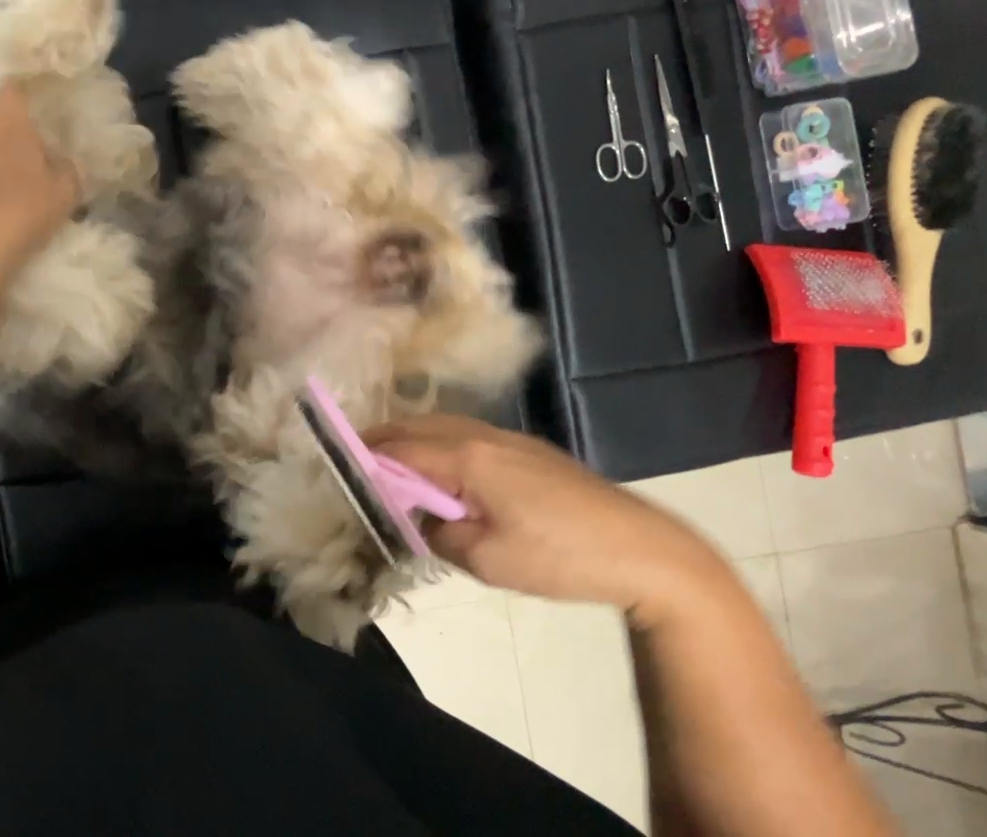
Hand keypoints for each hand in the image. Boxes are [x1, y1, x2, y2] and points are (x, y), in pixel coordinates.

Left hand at [0, 83, 80, 269]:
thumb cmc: (34, 205)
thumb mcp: (68, 184)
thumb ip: (68, 164)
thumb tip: (62, 158)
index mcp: (13, 127)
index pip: (9, 90)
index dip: (21, 83)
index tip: (37, 84)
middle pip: (4, 116)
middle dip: (22, 119)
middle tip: (46, 124)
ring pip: (1, 141)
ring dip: (16, 145)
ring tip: (40, 155)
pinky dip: (11, 164)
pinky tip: (28, 177)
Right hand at [369, 415, 732, 627]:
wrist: (647, 553)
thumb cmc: (560, 557)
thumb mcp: (484, 560)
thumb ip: (436, 533)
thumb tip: (419, 518)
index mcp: (466, 458)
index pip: (398, 448)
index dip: (364, 457)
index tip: (338, 470)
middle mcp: (484, 436)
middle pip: (417, 426)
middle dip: (382, 440)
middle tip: (356, 462)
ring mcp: (511, 439)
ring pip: (444, 427)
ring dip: (412, 440)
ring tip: (392, 466)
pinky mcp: (532, 452)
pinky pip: (468, 436)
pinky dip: (440, 445)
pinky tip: (442, 472)